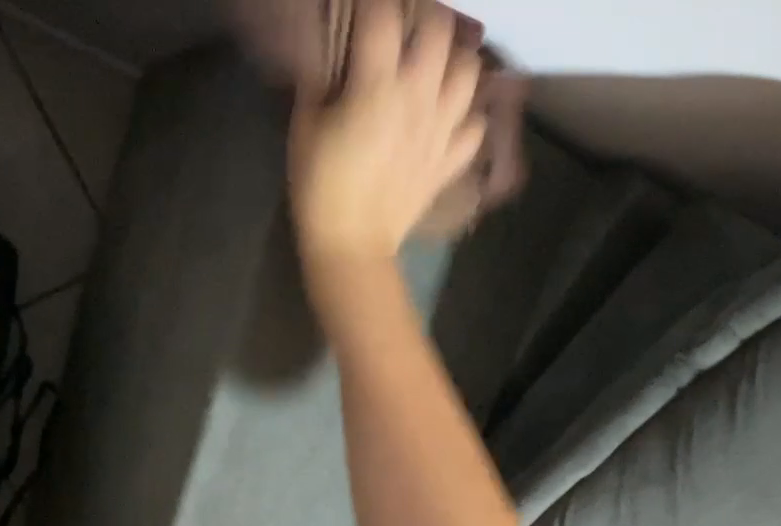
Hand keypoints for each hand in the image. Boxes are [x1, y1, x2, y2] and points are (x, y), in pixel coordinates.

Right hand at [289, 0, 485, 263]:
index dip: (375, 2)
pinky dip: (467, 115)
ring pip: (469, 73)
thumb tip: (330, 51)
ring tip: (437, 64)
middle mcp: (419, 100)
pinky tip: (449, 115)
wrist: (351, 246)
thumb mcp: (305, 125)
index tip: (366, 7)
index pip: (384, 15)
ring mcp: (441, 131)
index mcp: (378, 86)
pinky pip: (475, 126)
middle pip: (441, 31)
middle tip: (408, 25)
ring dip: (455, 59)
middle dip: (425, 17)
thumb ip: (319, 78)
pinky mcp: (450, 161)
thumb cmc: (319, 187)